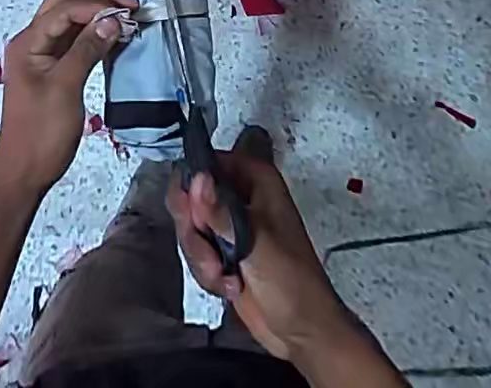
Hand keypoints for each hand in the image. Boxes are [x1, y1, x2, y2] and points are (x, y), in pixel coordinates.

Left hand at [0, 0, 134, 197]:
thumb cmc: (41, 133)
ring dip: (99, 11)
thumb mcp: (65, 88)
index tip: (127, 12)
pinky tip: (117, 34)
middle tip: (129, 8)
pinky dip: (97, 29)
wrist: (25, 173)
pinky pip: (78, 34)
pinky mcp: (57, 63)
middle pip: (65, 1)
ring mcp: (45, 51)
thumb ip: (87, 49)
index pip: (64, 7)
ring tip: (128, 17)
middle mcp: (34, 40)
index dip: (96, 4)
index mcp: (28, 42)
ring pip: (72, 15)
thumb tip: (113, 19)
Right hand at [166, 148, 355, 362]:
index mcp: (256, 178)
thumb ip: (220, 212)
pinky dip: (205, 272)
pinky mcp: (222, 251)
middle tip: (210, 253)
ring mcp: (230, 224)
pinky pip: (195, 252)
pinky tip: (229, 285)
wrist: (300, 328)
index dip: (193, 187)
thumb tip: (197, 179)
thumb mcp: (254, 241)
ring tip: (224, 275)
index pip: (209, 162)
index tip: (192, 215)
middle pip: (191, 197)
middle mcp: (241, 194)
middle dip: (195, 232)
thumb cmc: (290, 278)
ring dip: (201, 257)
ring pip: (190, 227)